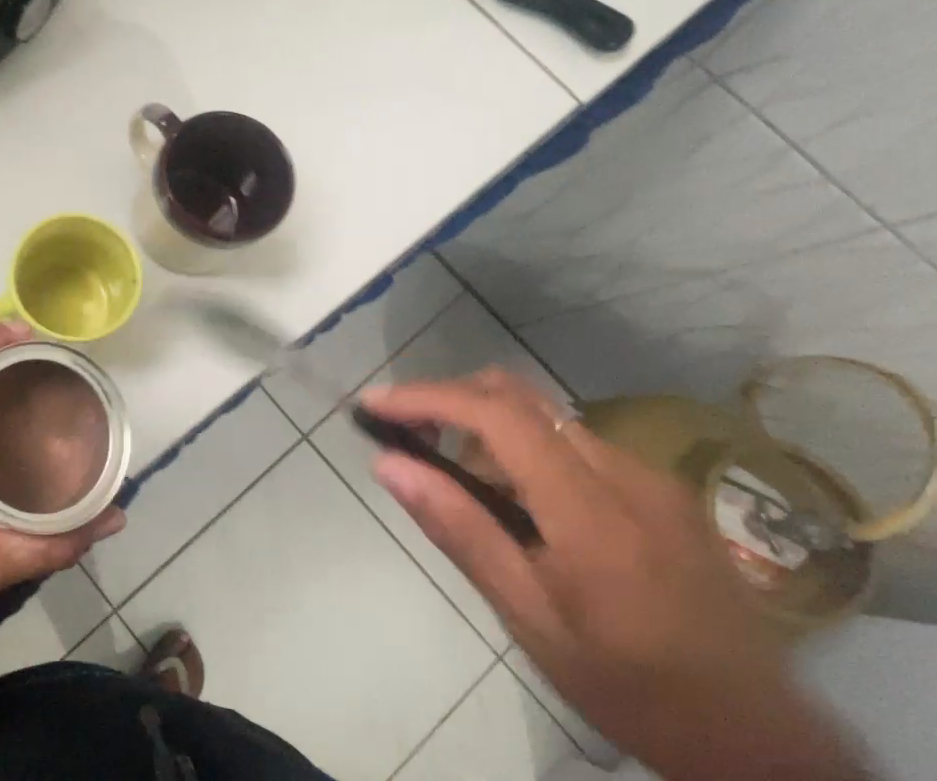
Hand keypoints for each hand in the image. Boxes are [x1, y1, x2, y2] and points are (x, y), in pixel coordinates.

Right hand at [361, 370, 863, 780]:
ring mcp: (653, 479)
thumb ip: (460, 530)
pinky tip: (514, 502)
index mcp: (590, 511)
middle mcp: (627, 475)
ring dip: (487, 429)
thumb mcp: (527, 615)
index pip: (499, 417)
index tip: (375, 405)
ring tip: (454, 481)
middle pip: (523, 397)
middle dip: (452, 399)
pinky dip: (526, 451)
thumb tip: (389, 464)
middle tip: (404, 434)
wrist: (751, 730)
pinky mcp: (664, 492)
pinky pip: (577, 445)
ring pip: (548, 419)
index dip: (429, 398)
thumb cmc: (624, 681)